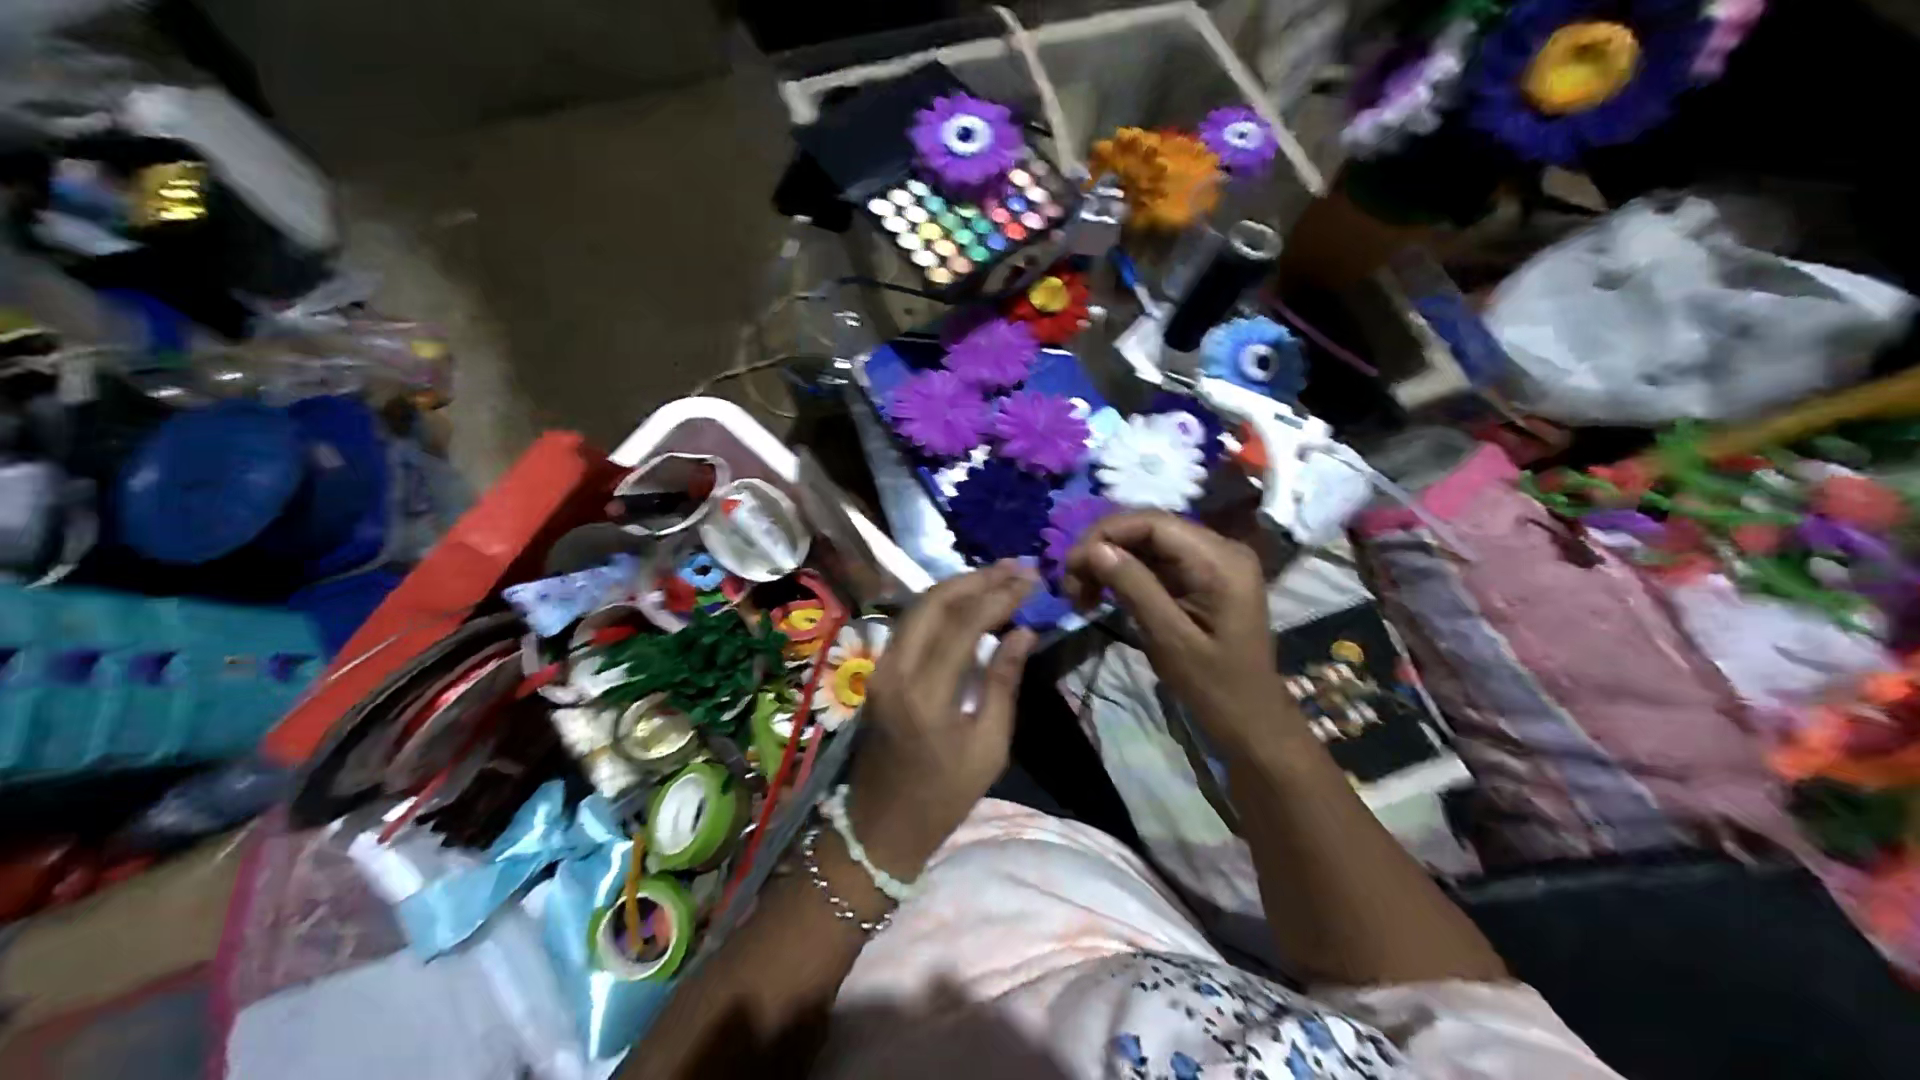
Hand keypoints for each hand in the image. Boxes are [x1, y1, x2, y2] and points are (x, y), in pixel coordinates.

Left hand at [846, 561, 1038, 876]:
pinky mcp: (877, 670)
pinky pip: (910, 622)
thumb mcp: (989, 746)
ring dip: (958, 586)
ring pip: (918, 606)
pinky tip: (968, 600)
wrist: (881, 825)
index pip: (964, 624)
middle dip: (978, 578)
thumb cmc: (944, 796)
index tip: (1032, 580)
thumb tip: (1023, 631)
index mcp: (925, 694)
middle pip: (934, 602)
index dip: (1000, 595)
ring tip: (999, 576)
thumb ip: (1003, 682)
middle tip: (1018, 567)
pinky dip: (941, 604)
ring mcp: (880, 667)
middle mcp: (895, 669)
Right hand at [1063, 512, 1288, 749]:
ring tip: (1079, 594)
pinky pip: (1156, 561)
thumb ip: (1135, 587)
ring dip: (1109, 562)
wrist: (1251, 719)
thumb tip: (1094, 549)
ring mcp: (1212, 562)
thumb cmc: (1214, 686)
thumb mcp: (1170, 639)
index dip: (1106, 534)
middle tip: (1069, 585)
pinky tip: (1101, 594)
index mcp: (1221, 561)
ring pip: (1147, 543)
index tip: (1071, 566)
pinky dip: (1124, 573)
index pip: (1153, 522)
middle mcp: (1220, 549)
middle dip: (1103, 549)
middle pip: (1148, 528)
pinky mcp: (1201, 577)